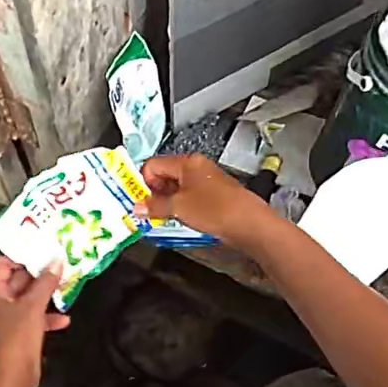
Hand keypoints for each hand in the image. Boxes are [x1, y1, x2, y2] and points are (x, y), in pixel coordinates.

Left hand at [0, 257, 69, 386]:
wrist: (11, 380)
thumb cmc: (16, 338)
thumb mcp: (32, 307)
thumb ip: (45, 283)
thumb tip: (56, 261)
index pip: (2, 266)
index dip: (20, 256)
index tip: (42, 249)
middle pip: (16, 282)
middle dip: (38, 275)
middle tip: (60, 263)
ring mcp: (6, 322)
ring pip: (27, 301)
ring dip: (45, 295)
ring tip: (66, 286)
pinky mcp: (18, 336)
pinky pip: (32, 320)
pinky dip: (46, 318)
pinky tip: (65, 320)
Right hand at [138, 155, 276, 248]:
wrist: (249, 224)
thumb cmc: (216, 209)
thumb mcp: (178, 208)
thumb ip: (155, 206)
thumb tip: (138, 206)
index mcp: (187, 162)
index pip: (153, 164)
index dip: (143, 181)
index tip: (139, 199)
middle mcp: (197, 167)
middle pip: (164, 174)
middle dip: (154, 192)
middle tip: (148, 210)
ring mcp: (206, 180)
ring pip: (176, 186)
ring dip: (167, 200)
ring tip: (163, 216)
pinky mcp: (213, 194)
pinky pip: (189, 195)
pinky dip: (180, 205)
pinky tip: (181, 218)